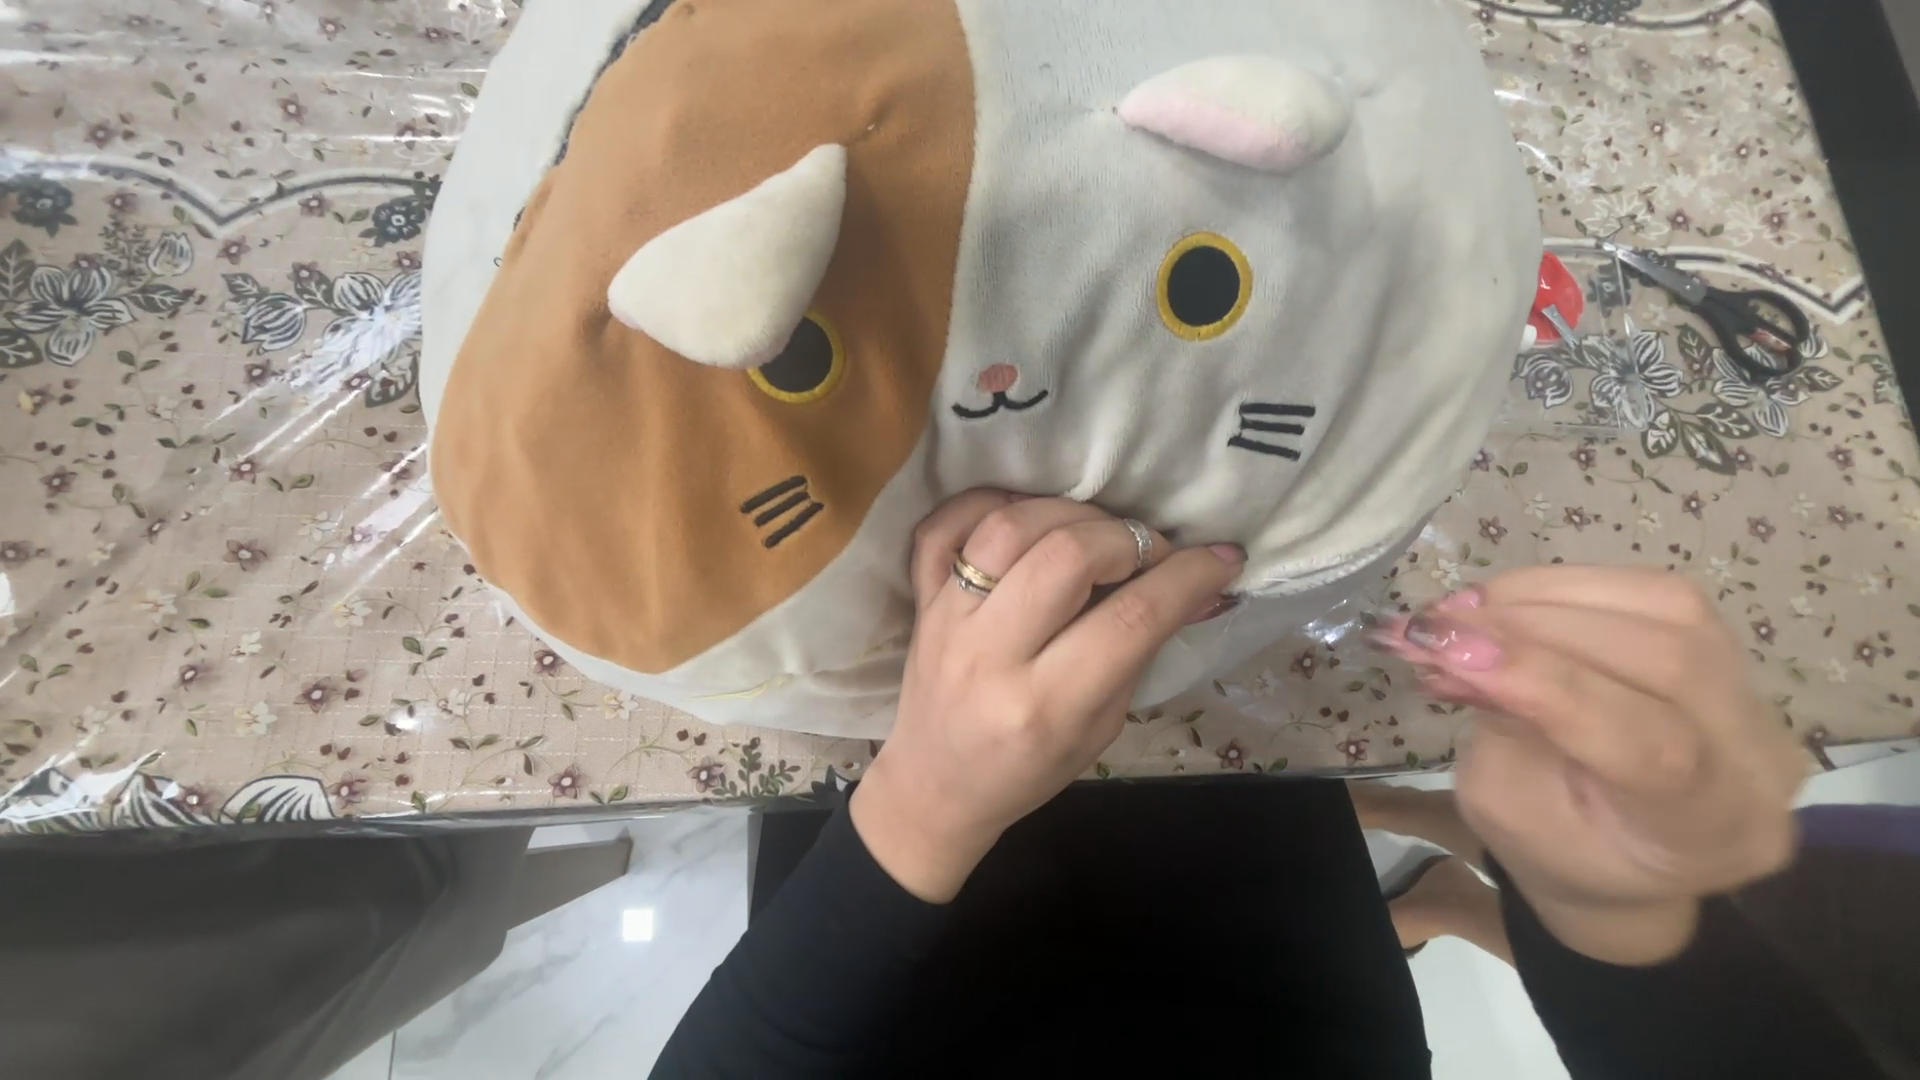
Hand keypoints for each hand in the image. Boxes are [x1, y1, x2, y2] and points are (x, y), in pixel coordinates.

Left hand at [851, 491, 1243, 902]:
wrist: (936, 786)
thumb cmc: (1028, 769)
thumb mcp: (1101, 729)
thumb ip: (1142, 653)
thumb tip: (1200, 586)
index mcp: (1045, 707)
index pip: (1129, 620)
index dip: (1186, 577)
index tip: (1219, 558)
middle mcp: (990, 656)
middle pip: (1065, 557)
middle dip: (1125, 538)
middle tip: (1147, 553)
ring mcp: (945, 621)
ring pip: (1007, 528)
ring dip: (1066, 512)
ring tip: (1093, 531)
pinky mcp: (920, 601)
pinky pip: (940, 528)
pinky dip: (985, 502)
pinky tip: (1025, 513)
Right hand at [1379, 566, 1805, 963]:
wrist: (1624, 853)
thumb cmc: (1556, 843)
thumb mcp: (1503, 804)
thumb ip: (1497, 727)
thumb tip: (1458, 645)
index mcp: (1705, 831)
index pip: (1647, 744)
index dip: (1541, 681)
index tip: (1443, 647)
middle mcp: (1756, 761)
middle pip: (1662, 658)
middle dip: (1526, 626)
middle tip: (1432, 624)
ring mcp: (1754, 698)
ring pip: (1661, 607)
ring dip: (1537, 595)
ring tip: (1460, 611)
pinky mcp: (1726, 651)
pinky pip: (1649, 592)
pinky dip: (1557, 585)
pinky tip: (1502, 602)